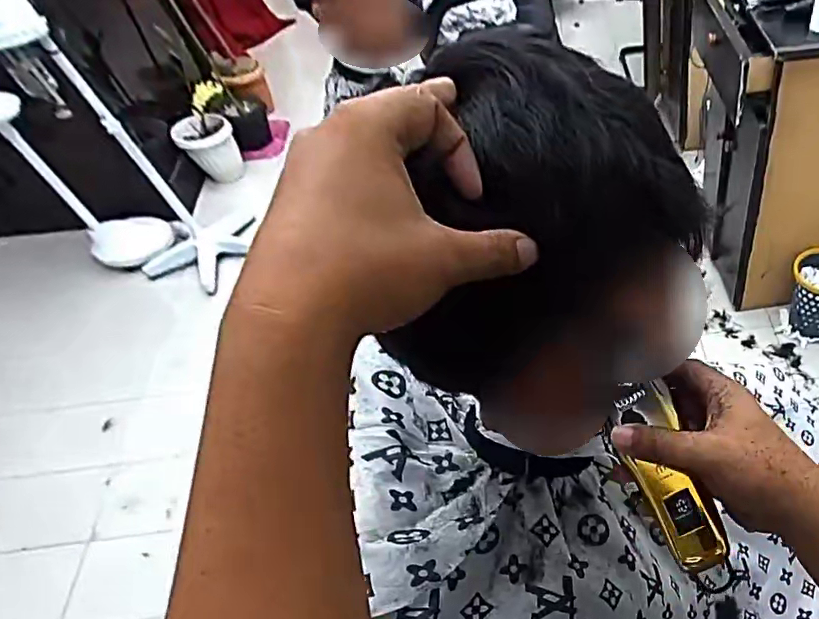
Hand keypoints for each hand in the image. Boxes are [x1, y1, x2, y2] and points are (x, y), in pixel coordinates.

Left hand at [229, 79, 536, 343]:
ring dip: (398, 169)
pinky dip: (371, 193)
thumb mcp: (444, 259)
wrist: (294, 314)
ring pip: (362, 150)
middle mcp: (327, 138)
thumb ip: (492, 250)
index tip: (472, 193)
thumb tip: (524, 249)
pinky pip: (340, 181)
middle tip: (452, 155)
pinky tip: (387, 231)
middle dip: (429, 141)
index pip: (426, 104)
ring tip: (422, 200)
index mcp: (364, 130)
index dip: (461, 146)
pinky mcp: (295, 203)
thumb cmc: (358, 271)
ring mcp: (305, 169)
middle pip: (389, 118)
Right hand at [611, 361, 818, 534]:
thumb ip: (660, 444)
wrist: (793, 508)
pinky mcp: (716, 467)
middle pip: (674, 406)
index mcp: (722, 395)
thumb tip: (624, 434)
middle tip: (620, 425)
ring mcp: (717, 441)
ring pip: (677, 437)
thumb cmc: (768, 470)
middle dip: (647, 417)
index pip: (681, 369)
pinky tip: (649, 479)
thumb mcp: (705, 452)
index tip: (625, 380)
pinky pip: (684, 463)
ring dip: (655, 448)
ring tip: (628, 457)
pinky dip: (667, 469)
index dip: (653, 371)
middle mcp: (719, 414)